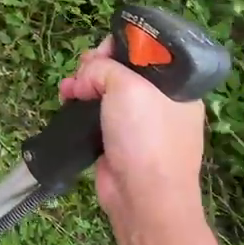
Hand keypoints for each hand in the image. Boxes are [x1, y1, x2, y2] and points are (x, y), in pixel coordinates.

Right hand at [58, 37, 206, 233]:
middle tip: (82, 73)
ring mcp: (139, 123)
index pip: (147, 53)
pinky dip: (79, 102)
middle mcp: (160, 103)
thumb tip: (83, 80)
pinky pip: (96, 109)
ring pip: (104, 88)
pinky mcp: (119, 138)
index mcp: (177, 90)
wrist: (144, 196)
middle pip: (120, 69)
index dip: (119, 47)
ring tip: (68, 90)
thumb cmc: (145, 137)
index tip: (100, 54)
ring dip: (81, 83)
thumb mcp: (127, 86)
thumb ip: (102, 68)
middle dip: (94, 66)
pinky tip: (66, 101)